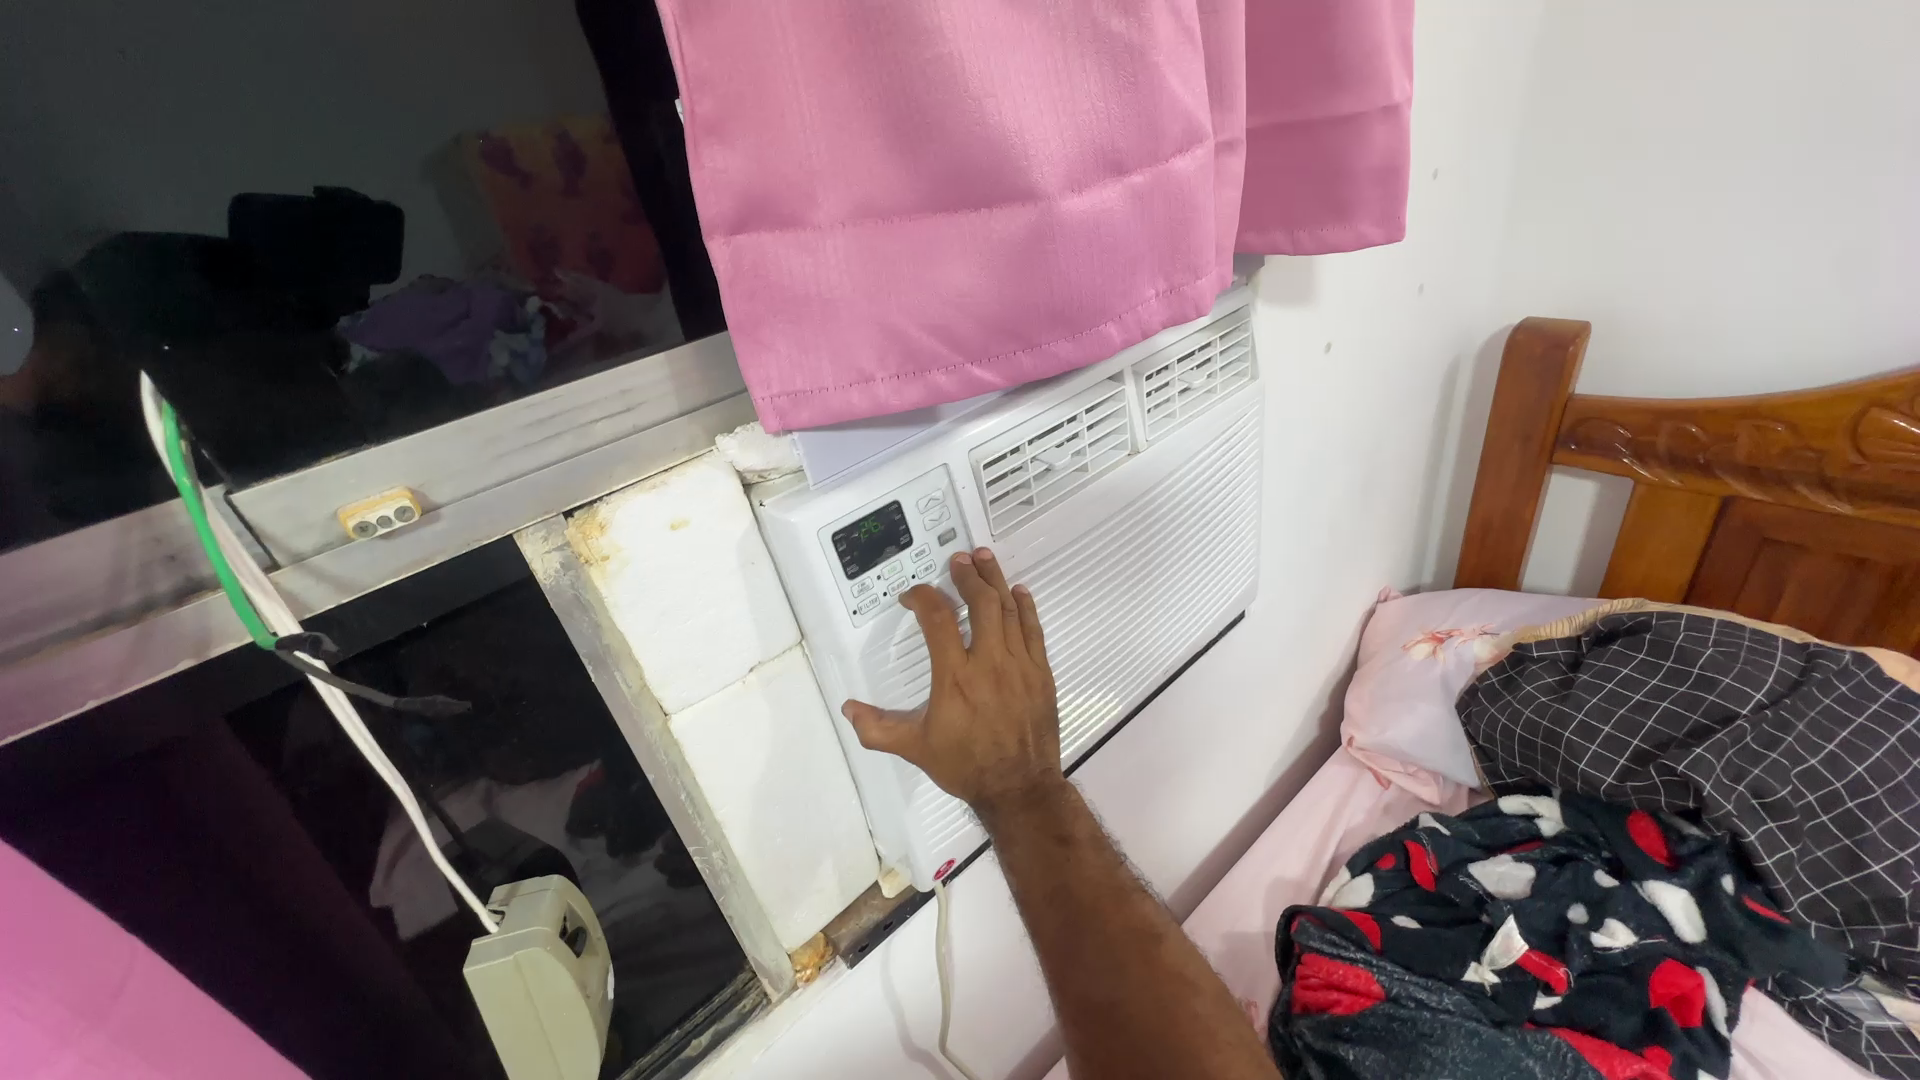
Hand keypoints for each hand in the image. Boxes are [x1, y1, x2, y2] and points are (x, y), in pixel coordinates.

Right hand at [841, 547, 1063, 816]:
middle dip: (968, 576)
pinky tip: (1018, 592)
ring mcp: (1020, 665)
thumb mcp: (915, 749)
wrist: (1019, 788)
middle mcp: (989, 663)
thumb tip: (848, 708)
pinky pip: (1034, 630)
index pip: (938, 619)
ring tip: (984, 559)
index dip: (923, 597)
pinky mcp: (1040, 673)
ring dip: (995, 581)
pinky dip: (1026, 607)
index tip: (913, 596)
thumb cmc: (966, 766)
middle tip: (958, 560)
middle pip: (981, 603)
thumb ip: (878, 728)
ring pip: (1009, 610)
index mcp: (955, 677)